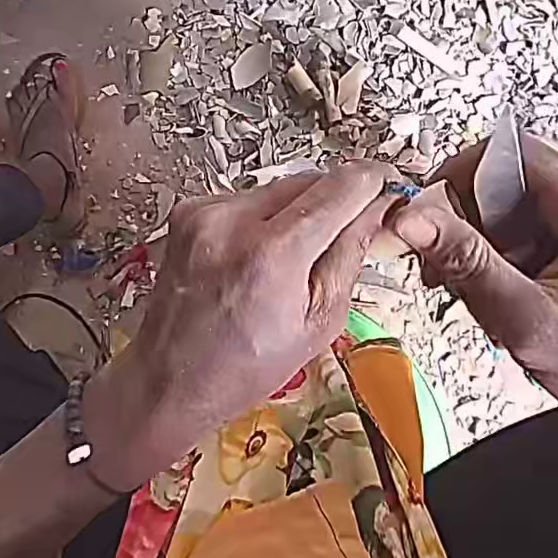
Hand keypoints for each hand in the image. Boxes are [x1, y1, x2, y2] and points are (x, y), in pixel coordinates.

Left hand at [86, 161, 392, 488]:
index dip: (372, 181)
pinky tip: (259, 254)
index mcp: (272, 255)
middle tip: (349, 226)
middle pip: (307, 179)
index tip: (387, 183)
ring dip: (298, 208)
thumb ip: (350, 254)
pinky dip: (264, 216)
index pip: (339, 187)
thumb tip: (376, 209)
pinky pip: (247, 198)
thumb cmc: (246, 367)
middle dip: (335, 197)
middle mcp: (232, 221)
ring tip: (294, 255)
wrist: (170, 378)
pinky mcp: (188, 212)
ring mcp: (204, 212)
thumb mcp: (319, 322)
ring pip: (277, 187)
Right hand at [387, 137, 557, 455]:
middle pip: (502, 182)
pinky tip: (503, 302)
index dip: (455, 177)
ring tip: (482, 296)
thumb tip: (414, 219)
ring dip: (479, 249)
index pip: (505, 151)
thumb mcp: (527, 319)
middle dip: (464, 223)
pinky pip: (522, 236)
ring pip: (507, 212)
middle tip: (448, 269)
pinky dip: (499, 263)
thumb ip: (466, 262)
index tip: (427, 217)